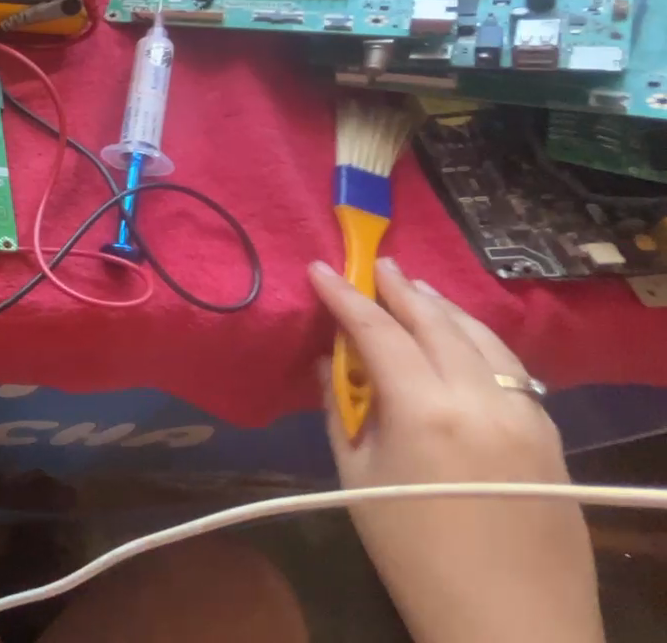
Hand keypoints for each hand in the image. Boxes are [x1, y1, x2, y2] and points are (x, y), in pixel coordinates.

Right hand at [310, 259, 602, 642]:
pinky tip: (460, 341)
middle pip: (439, 325)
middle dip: (403, 290)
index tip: (320, 267)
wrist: (511, 619)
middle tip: (375, 264)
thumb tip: (332, 363)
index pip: (378, 330)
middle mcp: (481, 401)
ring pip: (485, 342)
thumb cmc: (409, 546)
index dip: (345, 295)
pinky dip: (478, 343)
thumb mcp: (355, 472)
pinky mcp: (550, 438)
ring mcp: (526, 418)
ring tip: (417, 290)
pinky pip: (509, 371)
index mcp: (424, 409)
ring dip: (447, 310)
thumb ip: (343, 408)